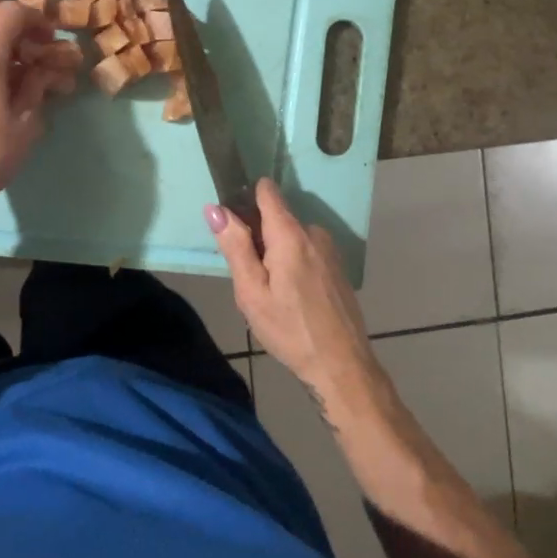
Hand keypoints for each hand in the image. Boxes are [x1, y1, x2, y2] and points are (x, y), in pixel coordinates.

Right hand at [209, 178, 373, 393]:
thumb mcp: (251, 291)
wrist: (341, 365)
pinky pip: (305, 252)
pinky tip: (290, 298)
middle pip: (276, 218)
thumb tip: (215, 208)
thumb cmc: (289, 329)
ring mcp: (329, 250)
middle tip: (249, 277)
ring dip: (275, 254)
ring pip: (290, 237)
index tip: (231, 220)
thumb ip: (235, 246)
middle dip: (257, 236)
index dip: (245, 197)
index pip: (267, 192)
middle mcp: (313, 233)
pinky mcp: (337, 267)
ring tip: (269, 293)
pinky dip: (292, 264)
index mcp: (290, 235)